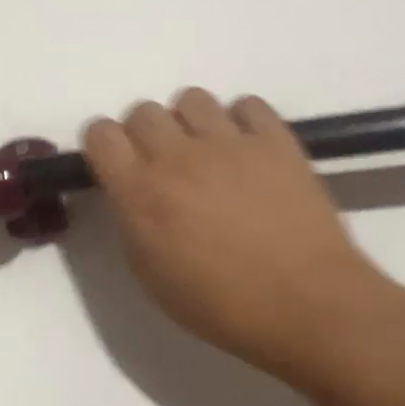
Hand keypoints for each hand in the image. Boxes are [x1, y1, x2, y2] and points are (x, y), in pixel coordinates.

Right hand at [83, 90, 395, 382]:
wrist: (303, 304)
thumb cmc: (220, 306)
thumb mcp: (152, 277)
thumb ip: (134, 224)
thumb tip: (135, 197)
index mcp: (140, 194)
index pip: (101, 134)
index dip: (105, 147)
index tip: (117, 165)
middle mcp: (178, 157)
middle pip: (144, 112)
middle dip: (146, 135)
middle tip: (166, 168)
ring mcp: (229, 142)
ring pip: (192, 99)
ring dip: (191, 123)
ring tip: (208, 155)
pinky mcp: (275, 139)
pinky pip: (247, 105)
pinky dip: (241, 122)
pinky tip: (248, 152)